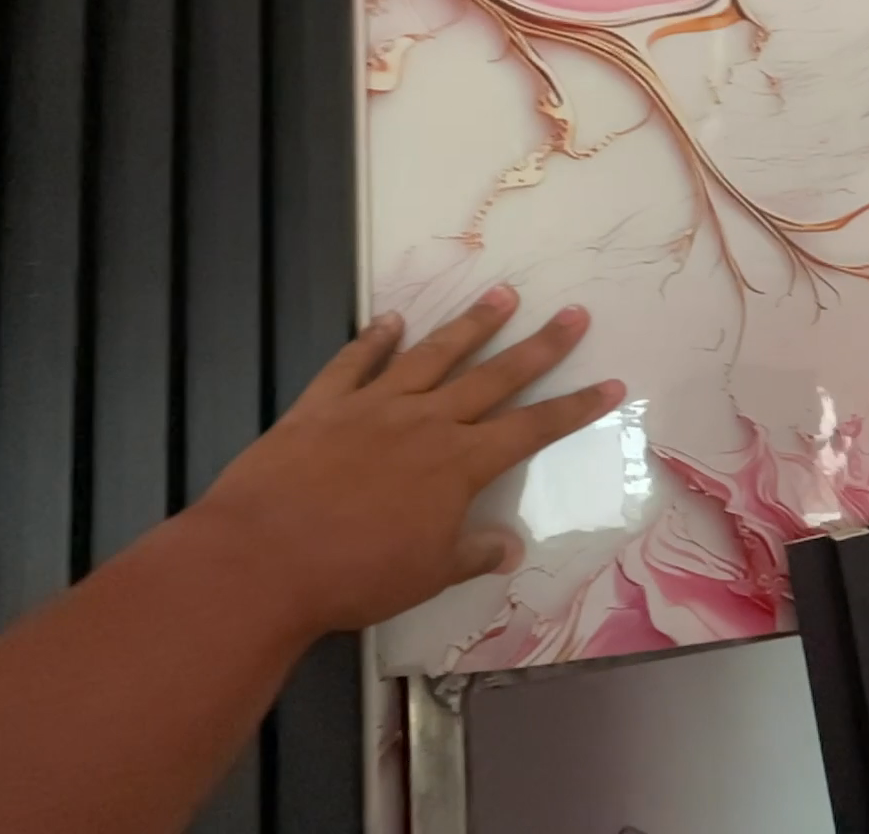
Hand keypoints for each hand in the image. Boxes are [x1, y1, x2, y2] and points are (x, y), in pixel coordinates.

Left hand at [188, 285, 622, 634]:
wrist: (256, 564)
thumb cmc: (354, 574)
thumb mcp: (429, 573)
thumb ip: (475, 552)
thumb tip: (512, 547)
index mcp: (461, 462)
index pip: (535, 427)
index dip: (578, 406)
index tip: (611, 384)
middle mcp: (428, 421)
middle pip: (497, 375)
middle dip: (542, 345)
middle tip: (573, 313)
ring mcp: (374, 406)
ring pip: (434, 354)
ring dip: (472, 324)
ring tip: (502, 294)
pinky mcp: (323, 406)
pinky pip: (354, 364)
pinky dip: (374, 340)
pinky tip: (390, 318)